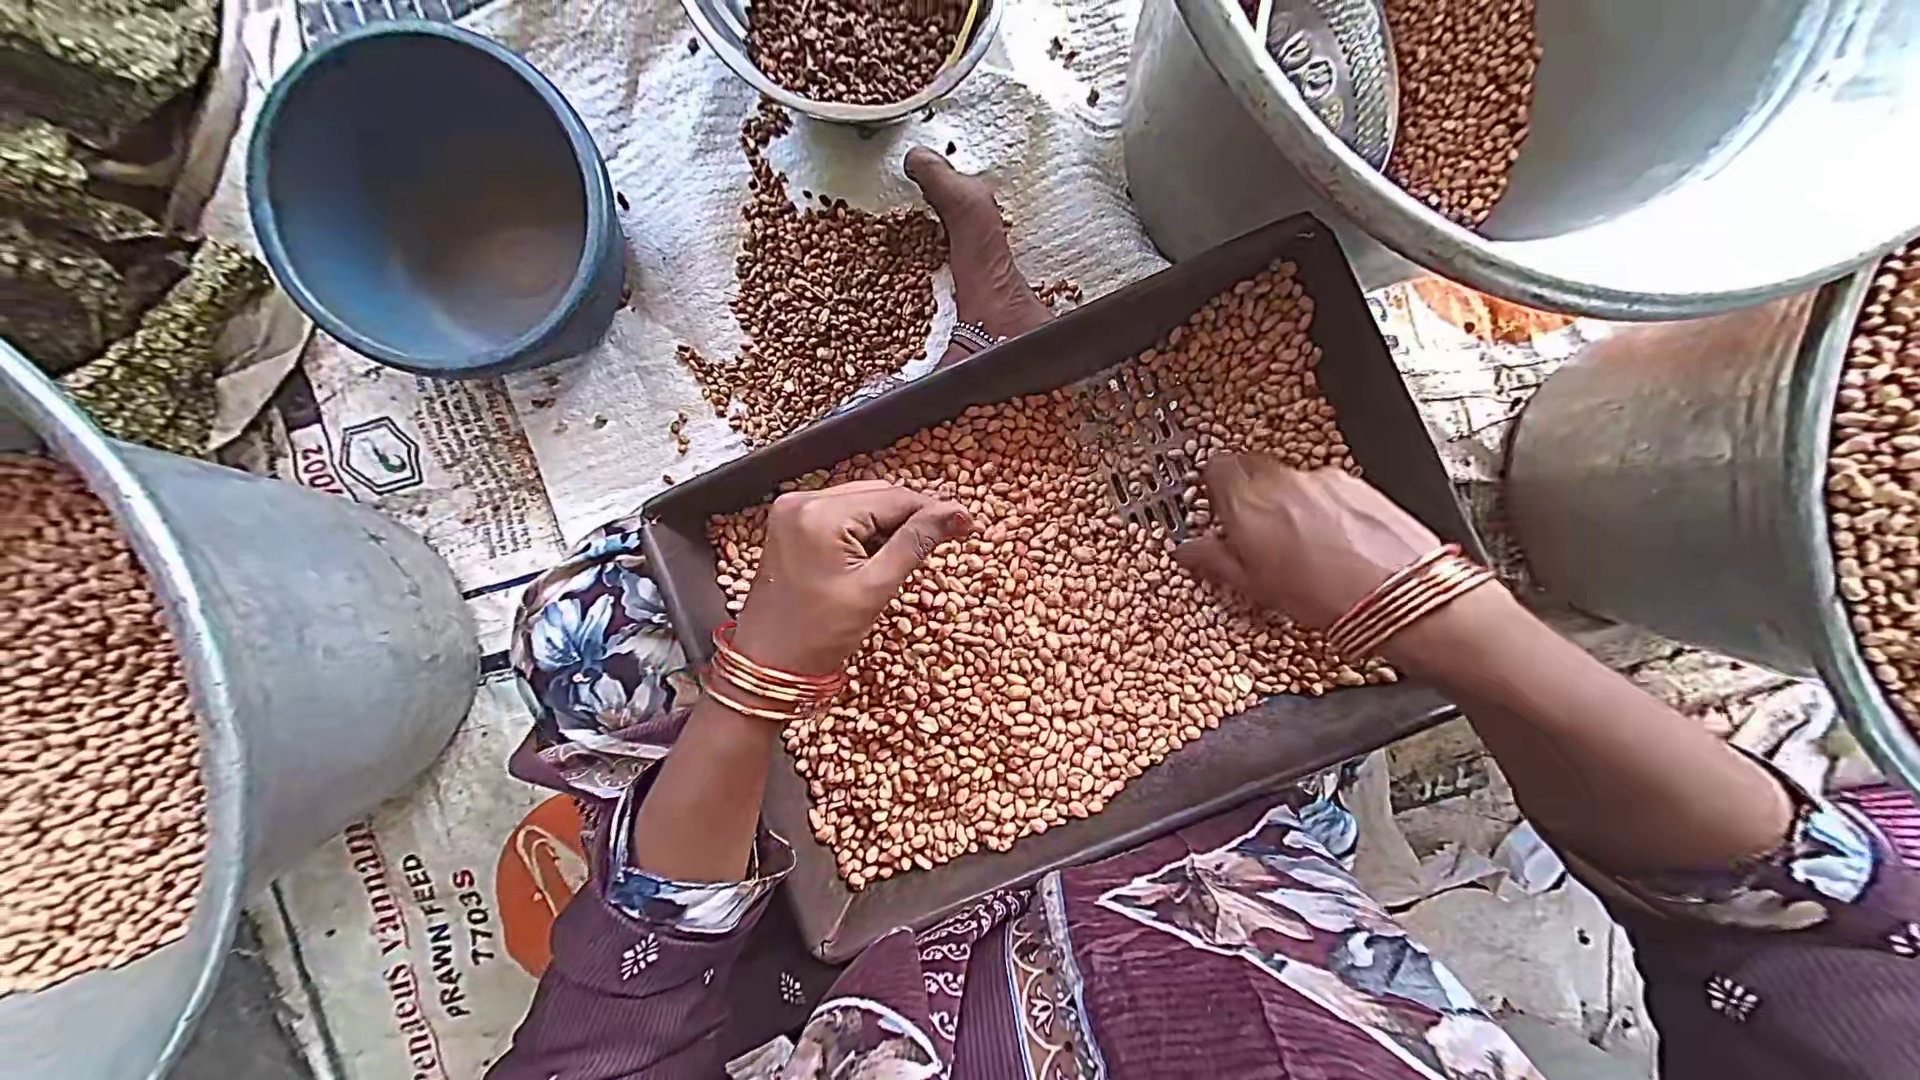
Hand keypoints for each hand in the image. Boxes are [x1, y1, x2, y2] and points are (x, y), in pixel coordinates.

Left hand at [733, 481, 971, 674]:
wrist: (767, 663)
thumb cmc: (817, 635)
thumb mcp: (874, 588)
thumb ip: (915, 543)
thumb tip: (957, 515)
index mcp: (820, 514)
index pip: (894, 497)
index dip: (934, 511)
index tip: (968, 524)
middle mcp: (802, 501)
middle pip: (878, 494)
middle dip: (913, 517)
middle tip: (947, 539)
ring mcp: (793, 510)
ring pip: (862, 502)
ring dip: (891, 523)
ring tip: (911, 553)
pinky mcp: (792, 523)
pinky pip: (843, 513)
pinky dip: (866, 529)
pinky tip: (879, 554)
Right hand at [1174, 454, 1440, 628]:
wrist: (1401, 594)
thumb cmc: (1325, 595)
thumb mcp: (1252, 585)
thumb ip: (1212, 559)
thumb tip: (1187, 551)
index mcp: (1244, 503)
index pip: (1214, 468)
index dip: (1212, 483)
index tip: (1215, 500)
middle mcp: (1279, 481)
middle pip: (1250, 466)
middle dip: (1246, 488)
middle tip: (1252, 520)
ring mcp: (1320, 478)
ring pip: (1288, 477)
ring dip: (1285, 496)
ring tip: (1298, 536)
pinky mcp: (1355, 482)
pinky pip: (1324, 484)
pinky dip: (1320, 501)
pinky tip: (1330, 534)